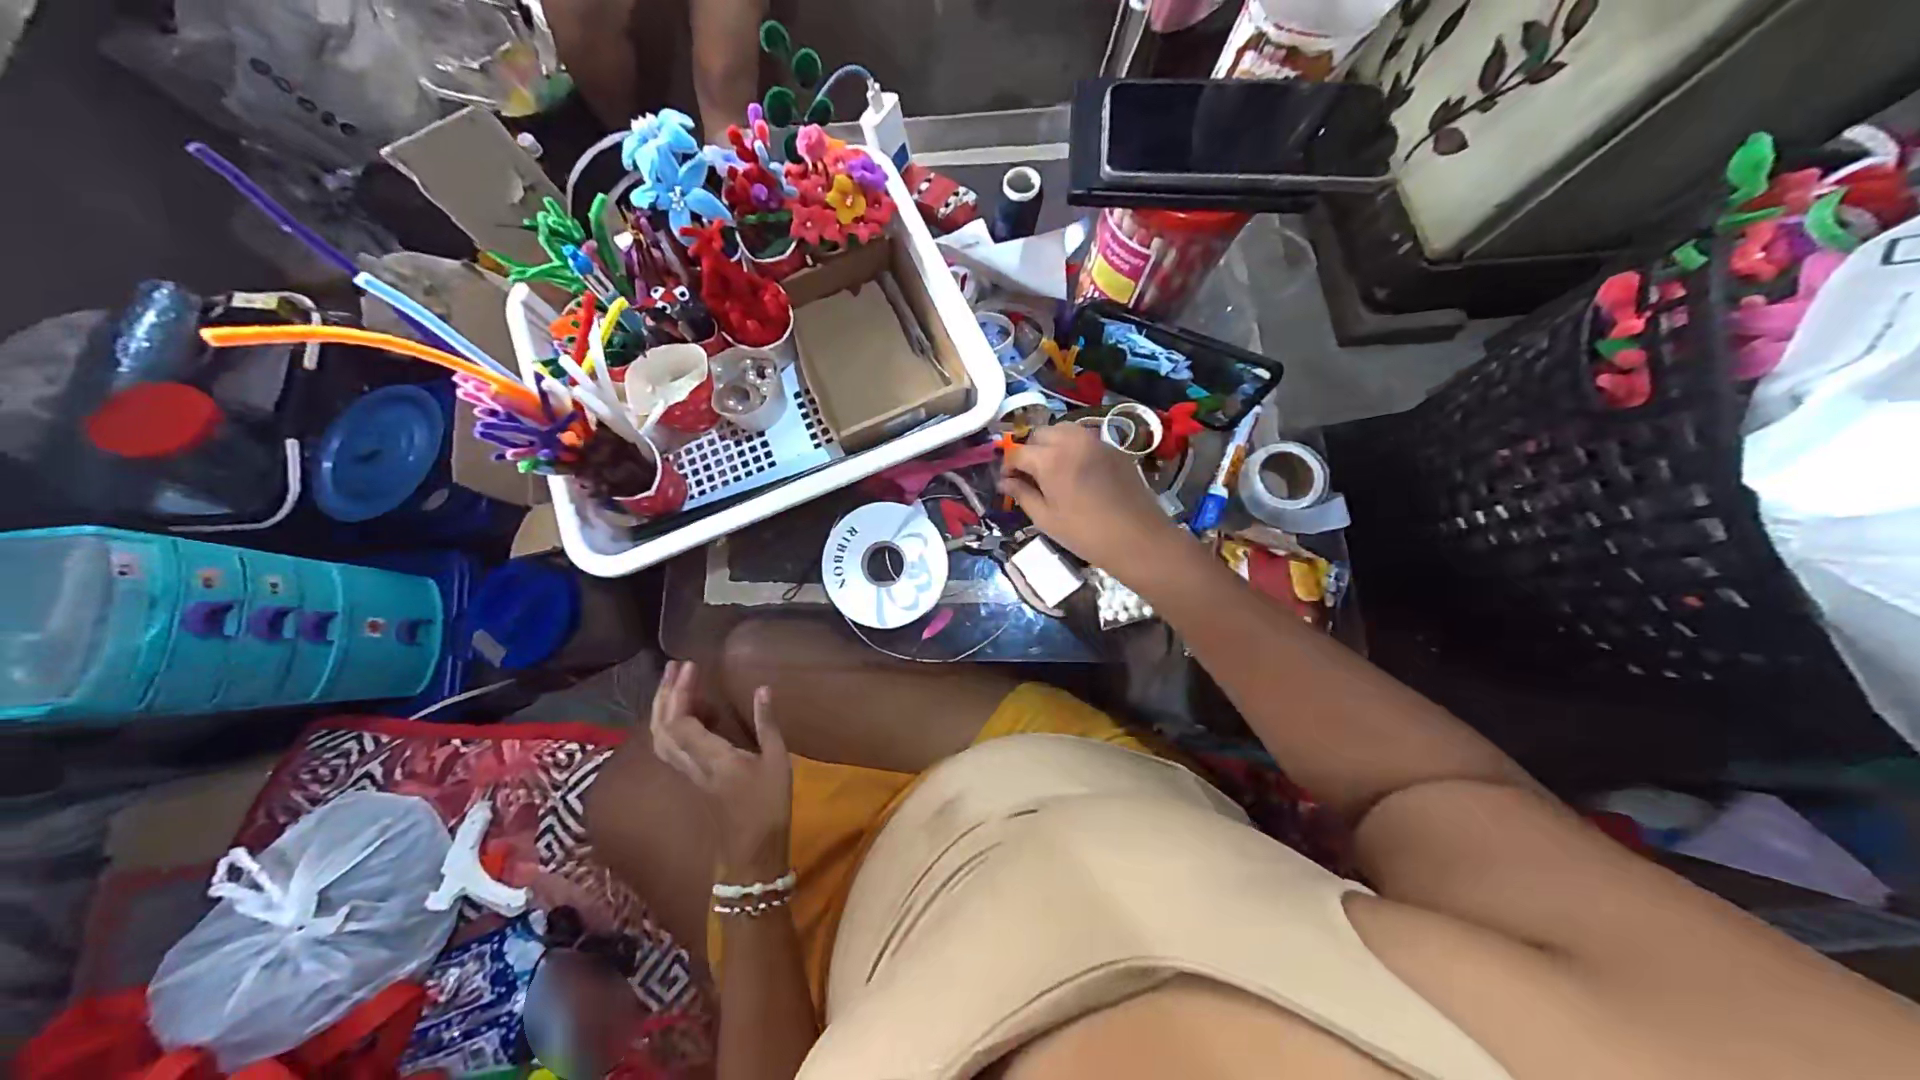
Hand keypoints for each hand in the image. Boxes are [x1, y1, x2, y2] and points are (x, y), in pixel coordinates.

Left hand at [650, 661, 791, 874]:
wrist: (752, 852)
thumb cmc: (768, 806)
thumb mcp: (777, 762)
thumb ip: (767, 724)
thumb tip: (762, 689)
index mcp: (711, 757)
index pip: (681, 720)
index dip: (680, 691)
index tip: (691, 666)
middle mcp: (691, 764)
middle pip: (662, 727)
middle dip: (665, 694)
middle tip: (675, 666)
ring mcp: (688, 773)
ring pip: (661, 738)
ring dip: (663, 708)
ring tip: (676, 684)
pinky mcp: (692, 778)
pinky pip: (670, 747)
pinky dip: (670, 724)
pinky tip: (689, 714)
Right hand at [1001, 423, 1193, 582]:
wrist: (1138, 537)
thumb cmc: (1086, 534)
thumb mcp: (1046, 519)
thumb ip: (1022, 495)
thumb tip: (1005, 482)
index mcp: (1050, 459)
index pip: (1017, 452)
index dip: (1007, 465)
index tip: (1007, 481)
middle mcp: (1071, 441)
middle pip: (1040, 434)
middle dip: (1029, 450)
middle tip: (1029, 475)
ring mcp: (1095, 441)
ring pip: (1063, 430)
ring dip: (1051, 443)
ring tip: (1052, 468)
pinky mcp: (1113, 448)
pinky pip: (1085, 438)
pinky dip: (1073, 447)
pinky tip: (1077, 470)